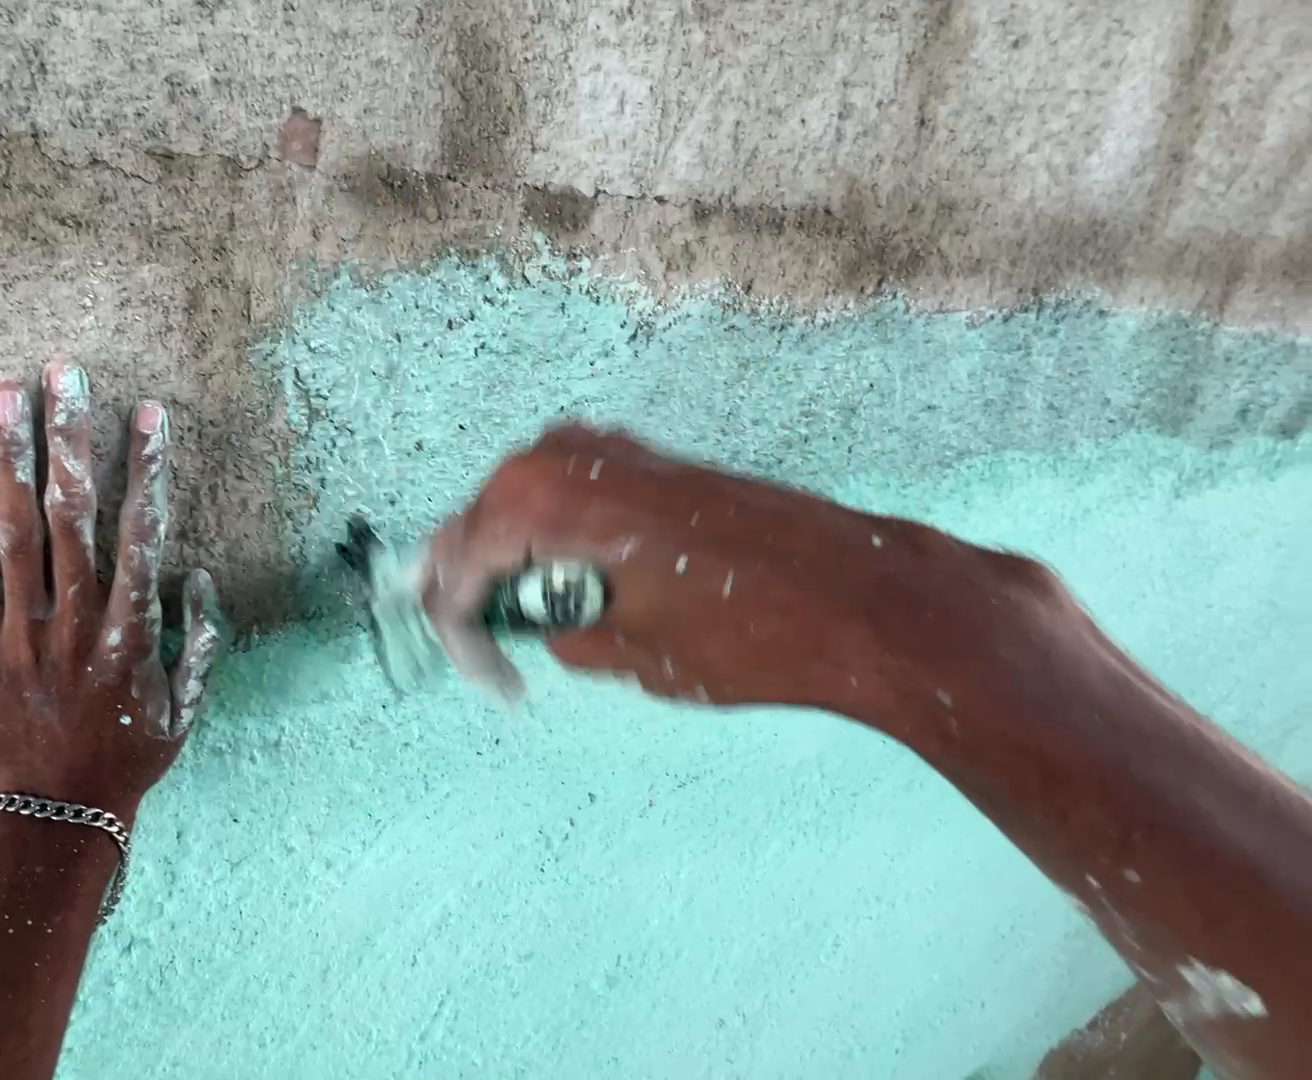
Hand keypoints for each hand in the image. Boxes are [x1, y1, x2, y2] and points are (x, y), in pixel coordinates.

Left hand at [0, 361, 227, 818]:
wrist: (60, 816)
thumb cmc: (132, 757)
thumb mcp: (189, 707)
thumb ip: (201, 641)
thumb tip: (201, 575)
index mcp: (133, 631)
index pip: (143, 535)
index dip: (147, 471)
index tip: (148, 415)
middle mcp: (79, 620)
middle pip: (74, 515)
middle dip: (71, 439)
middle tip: (62, 374)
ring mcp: (22, 634)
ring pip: (16, 534)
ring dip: (8, 460)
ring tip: (2, 395)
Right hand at [423, 424, 993, 713]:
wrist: (862, 594)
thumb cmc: (742, 634)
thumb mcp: (626, 654)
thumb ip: (555, 631)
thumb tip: (536, 619)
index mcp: (546, 503)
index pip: (462, 568)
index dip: (460, 632)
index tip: (493, 680)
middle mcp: (561, 458)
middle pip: (473, 524)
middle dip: (464, 584)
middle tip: (476, 640)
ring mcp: (603, 450)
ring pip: (509, 503)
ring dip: (497, 555)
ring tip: (501, 612)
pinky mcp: (638, 460)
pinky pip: (555, 492)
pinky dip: (538, 533)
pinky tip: (547, 573)